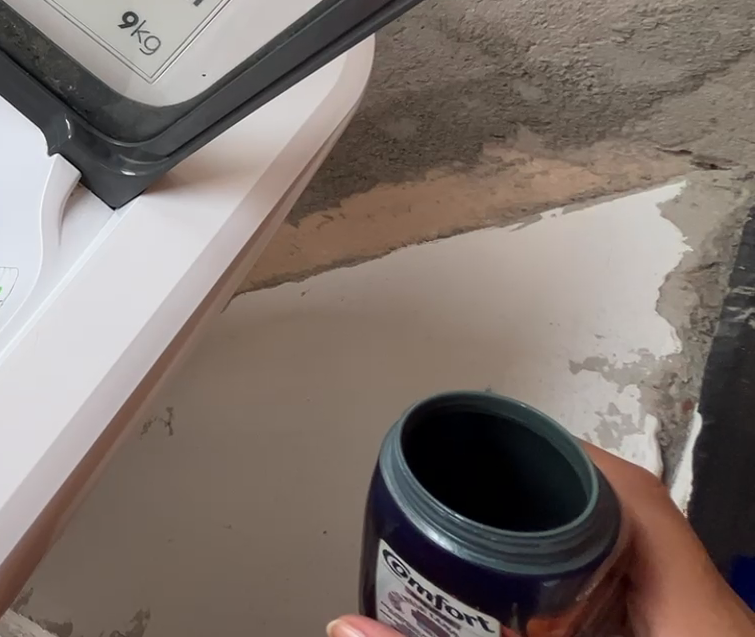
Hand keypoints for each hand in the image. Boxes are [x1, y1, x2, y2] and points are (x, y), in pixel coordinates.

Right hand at [328, 444, 754, 636]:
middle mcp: (712, 624)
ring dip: (558, 546)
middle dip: (539, 501)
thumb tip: (346, 626)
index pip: (634, 498)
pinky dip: (580, 589)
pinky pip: (640, 601)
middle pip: (626, 524)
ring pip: (635, 567)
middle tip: (468, 489)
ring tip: (485, 533)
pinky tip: (536, 603)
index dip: (561, 455)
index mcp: (700, 624)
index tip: (496, 441)